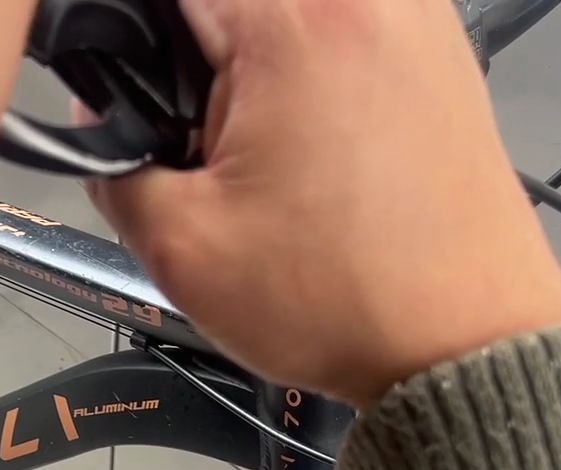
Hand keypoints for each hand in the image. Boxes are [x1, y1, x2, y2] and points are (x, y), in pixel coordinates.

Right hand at [89, 0, 560, 406]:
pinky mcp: (443, 59)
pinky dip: (309, 96)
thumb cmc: (332, 301)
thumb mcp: (181, 250)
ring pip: (288, 29)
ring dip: (253, 90)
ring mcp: (419, 20)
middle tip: (208, 161)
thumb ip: (115, 168)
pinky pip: (344, 47)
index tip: (151, 120)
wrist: (457, 346)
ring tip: (269, 172)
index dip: (137, 55)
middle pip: (231, 11)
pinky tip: (317, 169)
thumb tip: (102, 121)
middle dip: (199, 79)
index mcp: (293, 23)